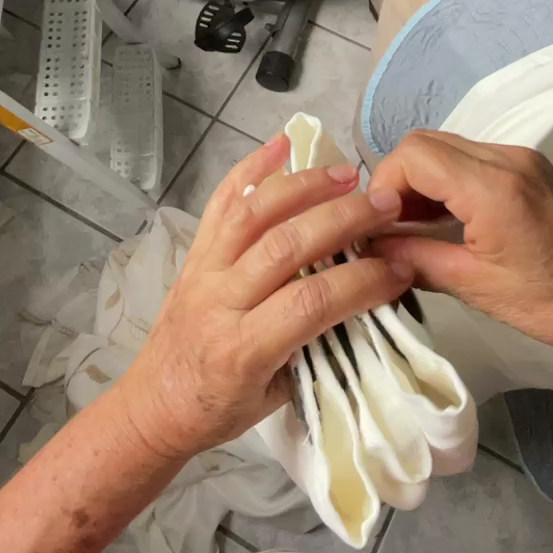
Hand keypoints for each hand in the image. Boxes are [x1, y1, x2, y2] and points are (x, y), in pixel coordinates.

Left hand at [113, 135, 410, 461]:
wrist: (153, 404)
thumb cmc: (218, 408)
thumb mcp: (276, 399)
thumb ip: (316, 350)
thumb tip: (365, 303)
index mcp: (242, 349)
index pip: (309, 304)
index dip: (359, 283)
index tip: (399, 269)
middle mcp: (220, 300)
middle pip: (285, 246)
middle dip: (342, 220)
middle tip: (384, 205)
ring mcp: (203, 269)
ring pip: (253, 213)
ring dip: (302, 187)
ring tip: (345, 174)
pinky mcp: (194, 252)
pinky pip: (220, 203)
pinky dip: (250, 169)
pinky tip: (281, 144)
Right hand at [368, 130, 552, 390]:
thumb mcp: (476, 288)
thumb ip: (415, 260)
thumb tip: (368, 248)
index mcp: (495, 186)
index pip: (413, 155)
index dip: (382, 184)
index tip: (377, 225)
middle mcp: (509, 158)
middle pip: (426, 143)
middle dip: (397, 181)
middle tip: (389, 228)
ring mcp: (524, 160)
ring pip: (448, 148)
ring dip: (421, 182)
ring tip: (411, 229)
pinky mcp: (532, 170)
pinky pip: (472, 160)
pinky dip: (447, 183)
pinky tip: (442, 222)